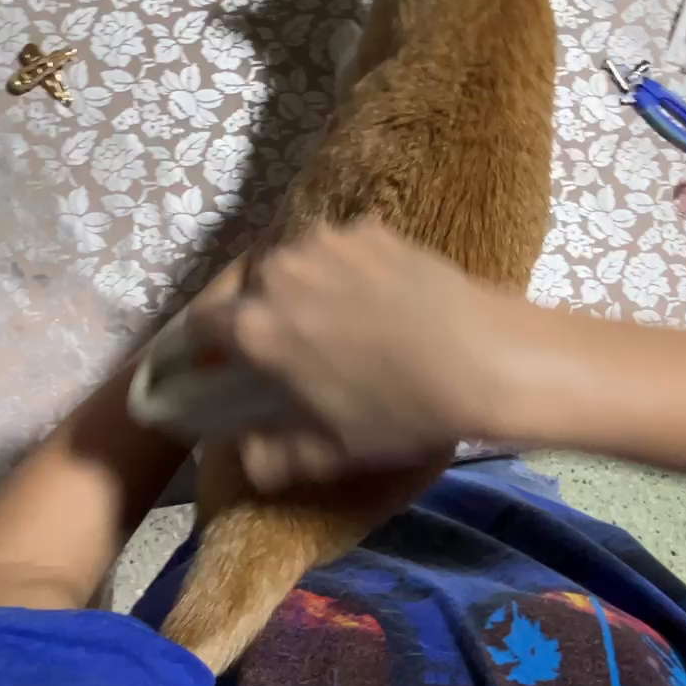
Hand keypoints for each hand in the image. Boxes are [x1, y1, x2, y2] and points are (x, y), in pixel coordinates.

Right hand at [188, 219, 518, 489]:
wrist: (483, 357)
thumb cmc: (399, 410)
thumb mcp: (334, 450)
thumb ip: (275, 456)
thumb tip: (248, 457)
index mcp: (256, 326)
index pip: (201, 322)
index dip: (206, 343)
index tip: (224, 358)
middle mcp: (279, 271)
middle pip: (247, 285)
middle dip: (256, 309)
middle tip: (286, 337)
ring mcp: (325, 242)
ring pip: (292, 260)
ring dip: (299, 283)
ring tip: (335, 311)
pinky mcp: (368, 228)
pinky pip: (337, 248)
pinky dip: (343, 267)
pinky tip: (376, 293)